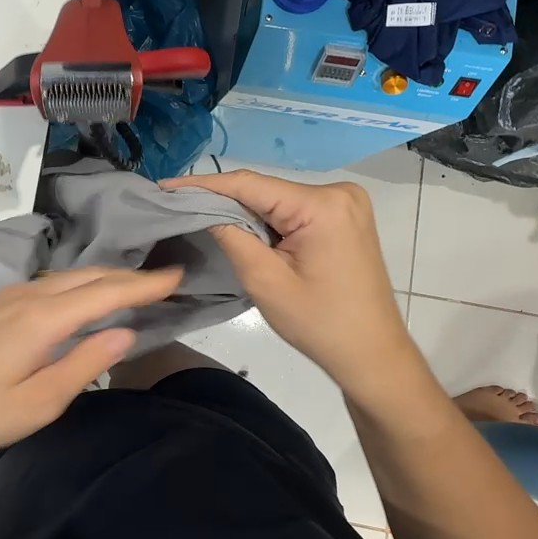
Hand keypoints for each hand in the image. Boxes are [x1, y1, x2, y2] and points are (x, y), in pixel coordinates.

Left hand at [0, 267, 183, 473]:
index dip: (144, 283)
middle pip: (86, 277)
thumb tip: (126, 329)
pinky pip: (48, 285)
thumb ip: (84, 363)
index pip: (104, 292)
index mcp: (40, 319)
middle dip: (128, 275)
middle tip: (166, 276)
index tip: (178, 274)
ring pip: (66, 278)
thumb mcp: (39, 402)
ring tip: (134, 283)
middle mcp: (25, 298)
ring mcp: (6, 300)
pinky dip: (77, 285)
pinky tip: (83, 296)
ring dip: (102, 277)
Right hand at [163, 170, 411, 386]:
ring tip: (200, 216)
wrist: (373, 354)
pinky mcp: (344, 216)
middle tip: (177, 205)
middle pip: (264, 189)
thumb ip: (230, 235)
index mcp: (322, 205)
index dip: (203, 184)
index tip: (164, 187)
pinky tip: (240, 228)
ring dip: (243, 211)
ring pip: (276, 199)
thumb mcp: (265, 280)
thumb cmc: (319, 323)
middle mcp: (338, 192)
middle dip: (222, 199)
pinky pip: (292, 209)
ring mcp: (344, 203)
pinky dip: (266, 219)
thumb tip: (200, 207)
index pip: (249, 184)